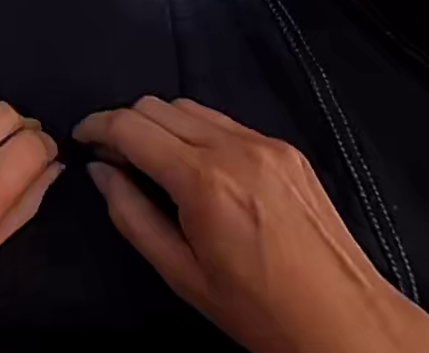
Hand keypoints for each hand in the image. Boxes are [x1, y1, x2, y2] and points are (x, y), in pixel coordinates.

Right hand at [75, 97, 428, 352]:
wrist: (348, 323)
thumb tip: (100, 170)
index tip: (80, 137)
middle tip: (114, 156)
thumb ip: (131, 215)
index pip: (131, 126)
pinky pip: (223, 120)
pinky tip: (197, 164)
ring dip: (160, 123)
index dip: (97, 125)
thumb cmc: (256, 312)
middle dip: (126, 122)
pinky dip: (196, 130)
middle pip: (156, 105)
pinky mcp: (283, 144)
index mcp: (203, 180)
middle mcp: (231, 144)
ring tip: (152, 158)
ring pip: (189, 106)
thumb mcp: (182, 276)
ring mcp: (262, 139)